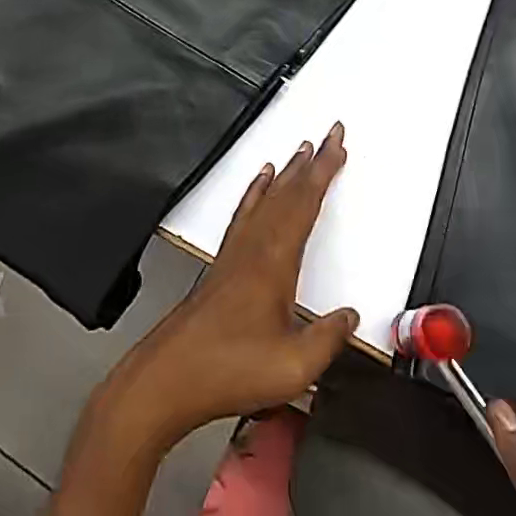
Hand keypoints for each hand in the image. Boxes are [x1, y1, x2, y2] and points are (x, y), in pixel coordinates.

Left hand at [50, 127, 357, 515]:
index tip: (336, 143)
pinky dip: (254, 193)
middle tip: (328, 136)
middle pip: (287, 191)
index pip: (305, 202)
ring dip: (286, 172)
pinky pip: (243, 213)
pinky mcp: (221, 266)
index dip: (324, 169)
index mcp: (274, 262)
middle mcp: (253, 249)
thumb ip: (328, 339)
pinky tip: (259, 186)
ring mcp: (234, 254)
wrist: (167, 380)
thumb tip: (348, 318)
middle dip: (311, 160)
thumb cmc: (224, 370)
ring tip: (299, 151)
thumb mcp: (293, 366)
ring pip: (266, 198)